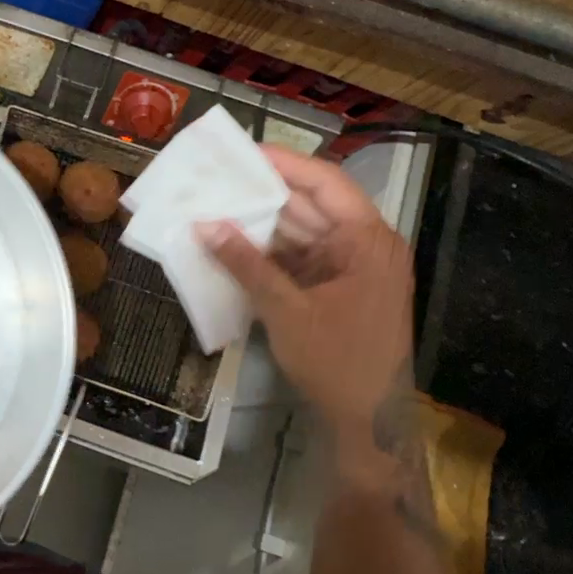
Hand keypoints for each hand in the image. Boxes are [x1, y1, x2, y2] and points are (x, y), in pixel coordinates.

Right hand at [197, 146, 414, 435]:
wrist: (368, 421)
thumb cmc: (337, 361)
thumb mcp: (286, 311)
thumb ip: (245, 264)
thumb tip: (204, 225)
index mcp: (368, 240)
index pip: (325, 183)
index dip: (283, 164)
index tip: (239, 153)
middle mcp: (364, 245)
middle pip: (310, 205)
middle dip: (262, 193)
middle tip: (214, 179)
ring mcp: (351, 268)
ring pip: (301, 232)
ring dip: (260, 224)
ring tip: (213, 207)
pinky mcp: (336, 289)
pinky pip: (298, 258)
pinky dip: (267, 252)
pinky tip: (230, 244)